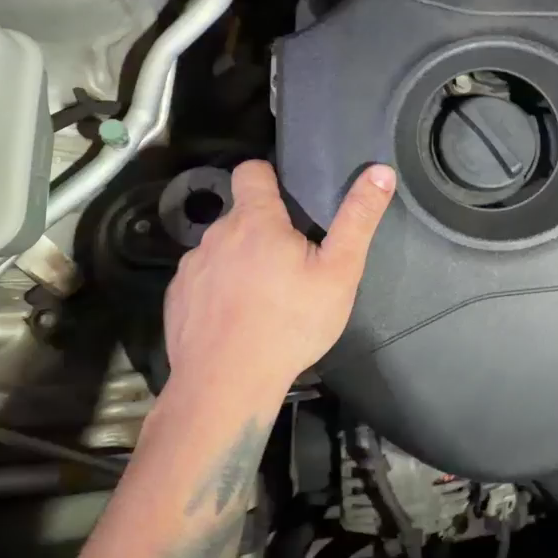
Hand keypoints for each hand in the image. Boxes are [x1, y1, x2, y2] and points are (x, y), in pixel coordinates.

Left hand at [163, 161, 396, 388]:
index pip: (252, 171)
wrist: (226, 386)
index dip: (270, 176)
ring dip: (241, 259)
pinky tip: (239, 317)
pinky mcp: (177, 299)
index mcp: (255, 220)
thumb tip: (380, 171)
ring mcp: (191, 268)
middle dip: (265, 228)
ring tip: (267, 293)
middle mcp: (217, 235)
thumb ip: (358, 218)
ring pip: (222, 249)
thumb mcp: (340, 271)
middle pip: (242, 214)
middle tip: (294, 261)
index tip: (289, 197)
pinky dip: (220, 289)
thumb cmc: (290, 323)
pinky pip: (203, 280)